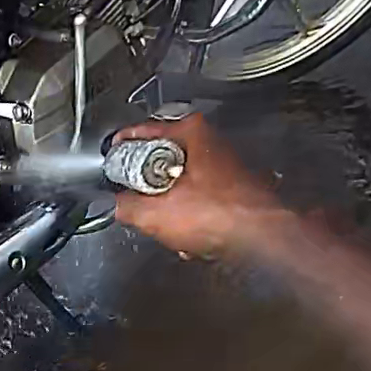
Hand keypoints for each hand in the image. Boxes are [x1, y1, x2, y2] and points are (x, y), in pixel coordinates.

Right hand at [113, 113, 288, 258]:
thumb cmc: (220, 215)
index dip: (120, 150)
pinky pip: (193, 200)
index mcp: (190, 132)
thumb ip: (124, 206)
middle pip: (157, 161)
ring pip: (175, 184)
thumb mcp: (154, 214)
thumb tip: (116, 204)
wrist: (261, 237)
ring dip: (167, 208)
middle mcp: (208, 142)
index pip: (140, 132)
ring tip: (169, 225)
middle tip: (138, 204)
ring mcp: (220, 165)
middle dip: (145, 188)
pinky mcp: (228, 188)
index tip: (109, 160)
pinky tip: (189, 236)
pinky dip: (187, 217)